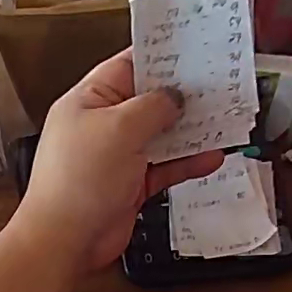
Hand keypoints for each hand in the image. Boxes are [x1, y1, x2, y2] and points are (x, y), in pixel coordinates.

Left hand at [16, 49, 224, 270]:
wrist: (66, 240)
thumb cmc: (79, 180)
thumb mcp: (119, 128)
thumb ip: (152, 107)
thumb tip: (174, 97)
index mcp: (89, 100)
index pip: (127, 67)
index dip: (160, 57)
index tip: (193, 51)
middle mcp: (103, 126)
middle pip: (149, 103)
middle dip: (182, 96)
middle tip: (219, 86)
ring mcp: (118, 158)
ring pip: (161, 138)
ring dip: (191, 132)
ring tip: (224, 120)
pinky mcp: (131, 187)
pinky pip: (165, 169)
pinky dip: (187, 164)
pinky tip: (213, 158)